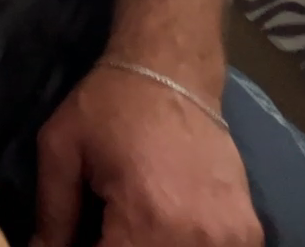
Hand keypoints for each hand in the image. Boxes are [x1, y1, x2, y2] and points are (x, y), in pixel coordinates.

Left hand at [35, 66, 260, 246]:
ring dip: (146, 246)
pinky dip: (180, 245)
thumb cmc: (108, 106)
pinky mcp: (251, 234)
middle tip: (99, 228)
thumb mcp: (60, 147)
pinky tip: (158, 227)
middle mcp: (198, 240)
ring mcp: (233, 241)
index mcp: (147, 219)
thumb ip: (53, 209)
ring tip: (122, 225)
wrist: (170, 74)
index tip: (74, 238)